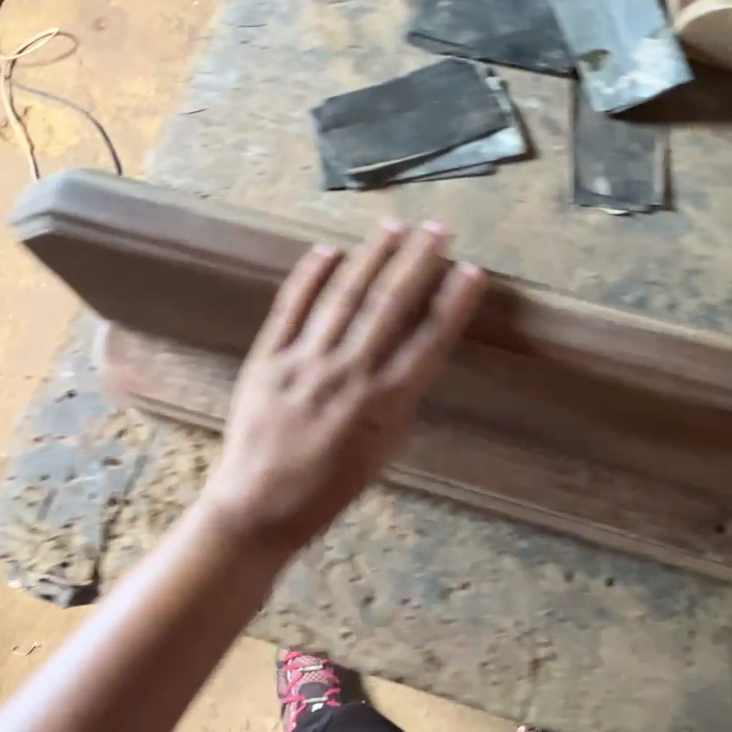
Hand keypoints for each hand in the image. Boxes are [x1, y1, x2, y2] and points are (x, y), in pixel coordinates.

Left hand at [198, 218, 486, 551]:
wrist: (260, 505)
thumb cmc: (332, 485)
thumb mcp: (384, 450)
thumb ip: (399, 398)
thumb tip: (412, 349)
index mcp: (385, 403)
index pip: (429, 340)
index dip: (453, 302)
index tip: (471, 269)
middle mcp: (348, 375)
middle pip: (389, 306)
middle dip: (417, 263)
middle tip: (437, 228)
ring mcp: (304, 363)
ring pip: (343, 297)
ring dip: (371, 257)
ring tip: (393, 225)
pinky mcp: (268, 358)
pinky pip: (291, 307)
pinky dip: (310, 276)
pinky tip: (329, 249)